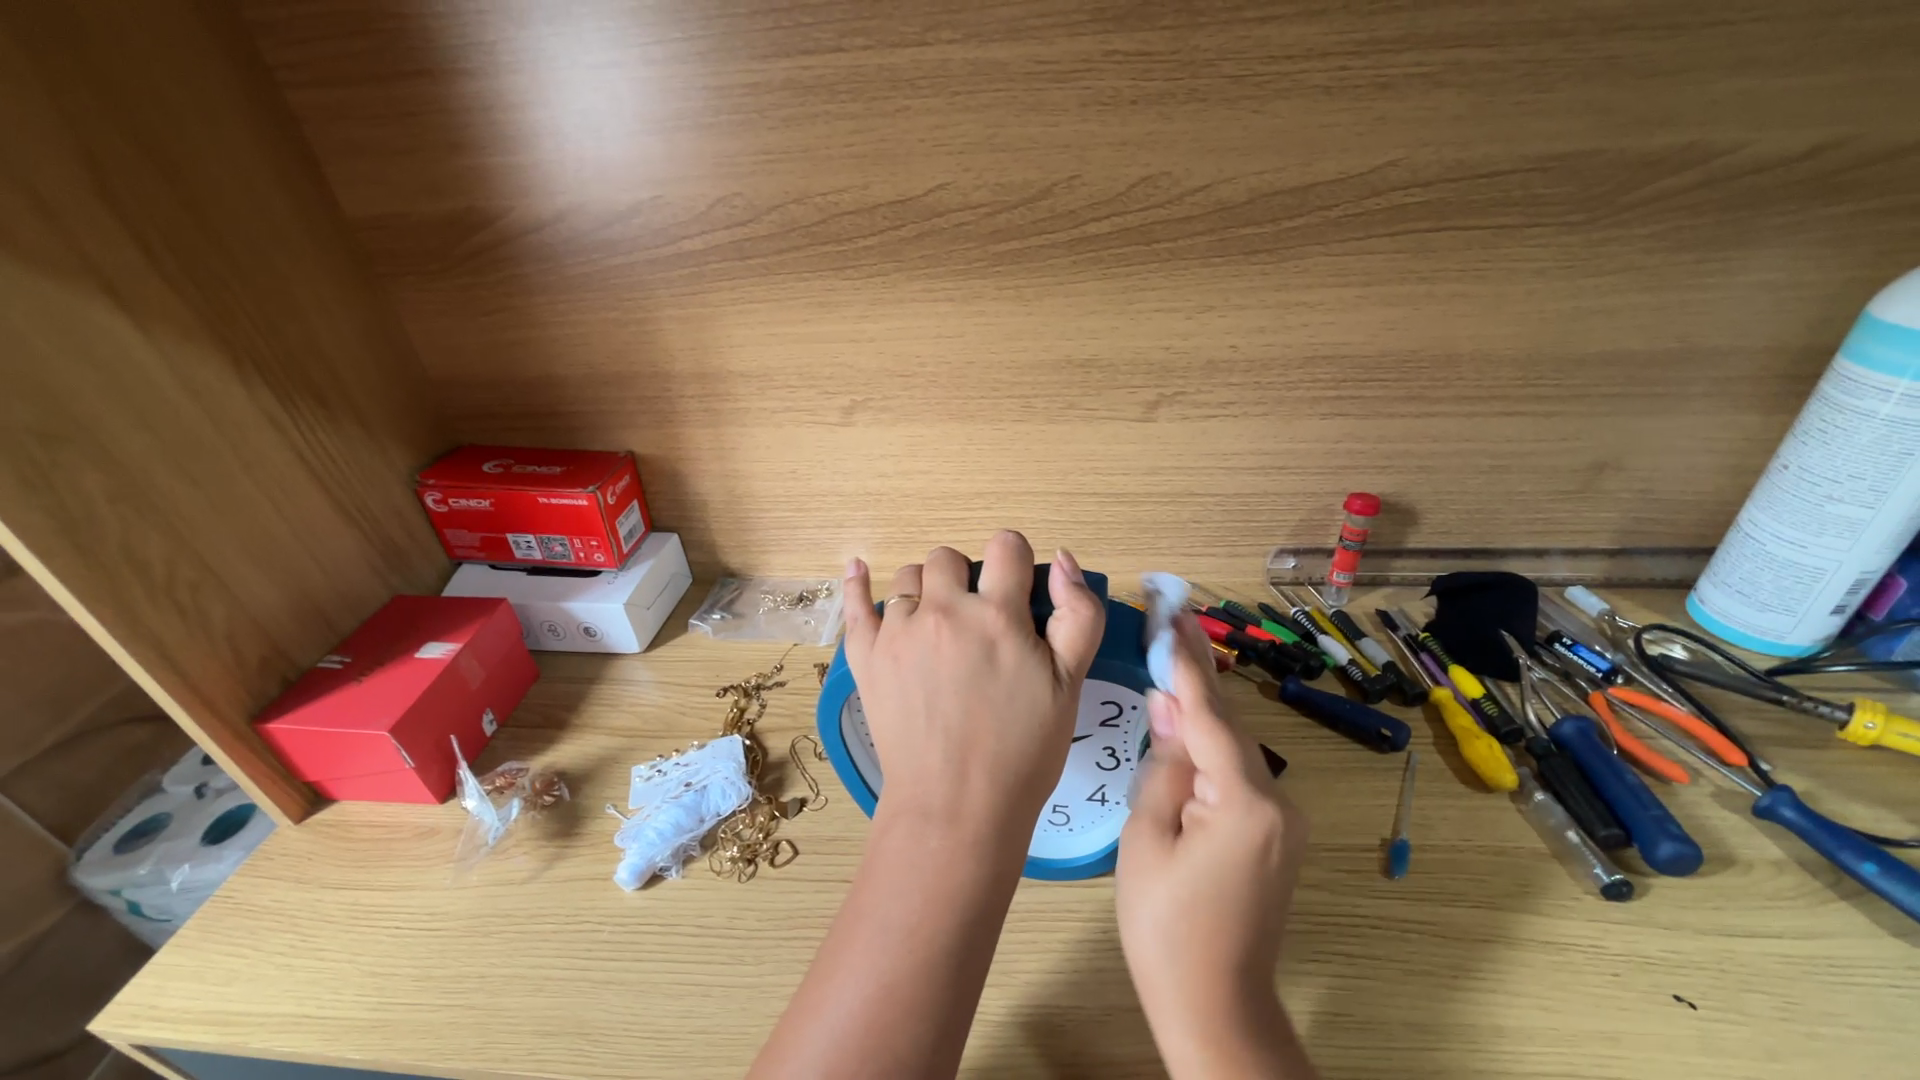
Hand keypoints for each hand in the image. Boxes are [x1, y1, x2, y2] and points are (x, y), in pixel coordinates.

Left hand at [841, 531, 1105, 844]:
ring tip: (938, 626)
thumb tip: (1063, 559)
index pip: (1006, 547)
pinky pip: (856, 606)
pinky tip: (858, 570)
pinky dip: (857, 585)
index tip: (1018, 590)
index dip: (1017, 561)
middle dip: (968, 576)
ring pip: (908, 578)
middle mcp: (943, 611)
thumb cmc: (1022, 751)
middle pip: (950, 558)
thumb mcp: (1070, 685)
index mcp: (997, 615)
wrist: (956, 808)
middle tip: (979, 620)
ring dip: (926, 590)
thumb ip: (1078, 616)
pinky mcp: (866, 658)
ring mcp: (897, 632)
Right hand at [1116, 613, 1314, 1078]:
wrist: (1214, 1003)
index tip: (1174, 612)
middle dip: (1197, 677)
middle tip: (1173, 620)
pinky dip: (1209, 751)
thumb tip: (1169, 707)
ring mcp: (1282, 821)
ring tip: (1170, 665)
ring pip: (1232, 752)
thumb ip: (1163, 765)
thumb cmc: (1164, 925)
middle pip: (1227, 726)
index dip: (1187, 661)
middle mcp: (1277, 802)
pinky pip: (1237, 778)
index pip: (1209, 714)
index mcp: (1244, 801)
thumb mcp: (1146, 838)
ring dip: (1200, 714)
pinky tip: (1183, 732)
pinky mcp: (1276, 836)